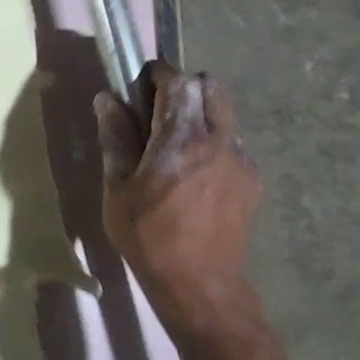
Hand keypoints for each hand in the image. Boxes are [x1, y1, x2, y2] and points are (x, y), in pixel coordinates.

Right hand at [94, 61, 262, 338]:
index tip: (138, 82)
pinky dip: (212, 138)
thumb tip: (107, 99)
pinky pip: (232, 140)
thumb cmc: (148, 236)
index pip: (179, 81)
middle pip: (210, 87)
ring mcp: (242, 160)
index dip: (157, 74)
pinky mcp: (253, 180)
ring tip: (172, 142)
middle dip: (183, 87)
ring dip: (199, 112)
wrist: (201, 285)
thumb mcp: (117, 188)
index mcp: (182, 139)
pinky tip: (192, 170)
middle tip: (155, 110)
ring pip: (225, 112)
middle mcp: (220, 141)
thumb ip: (116, 138)